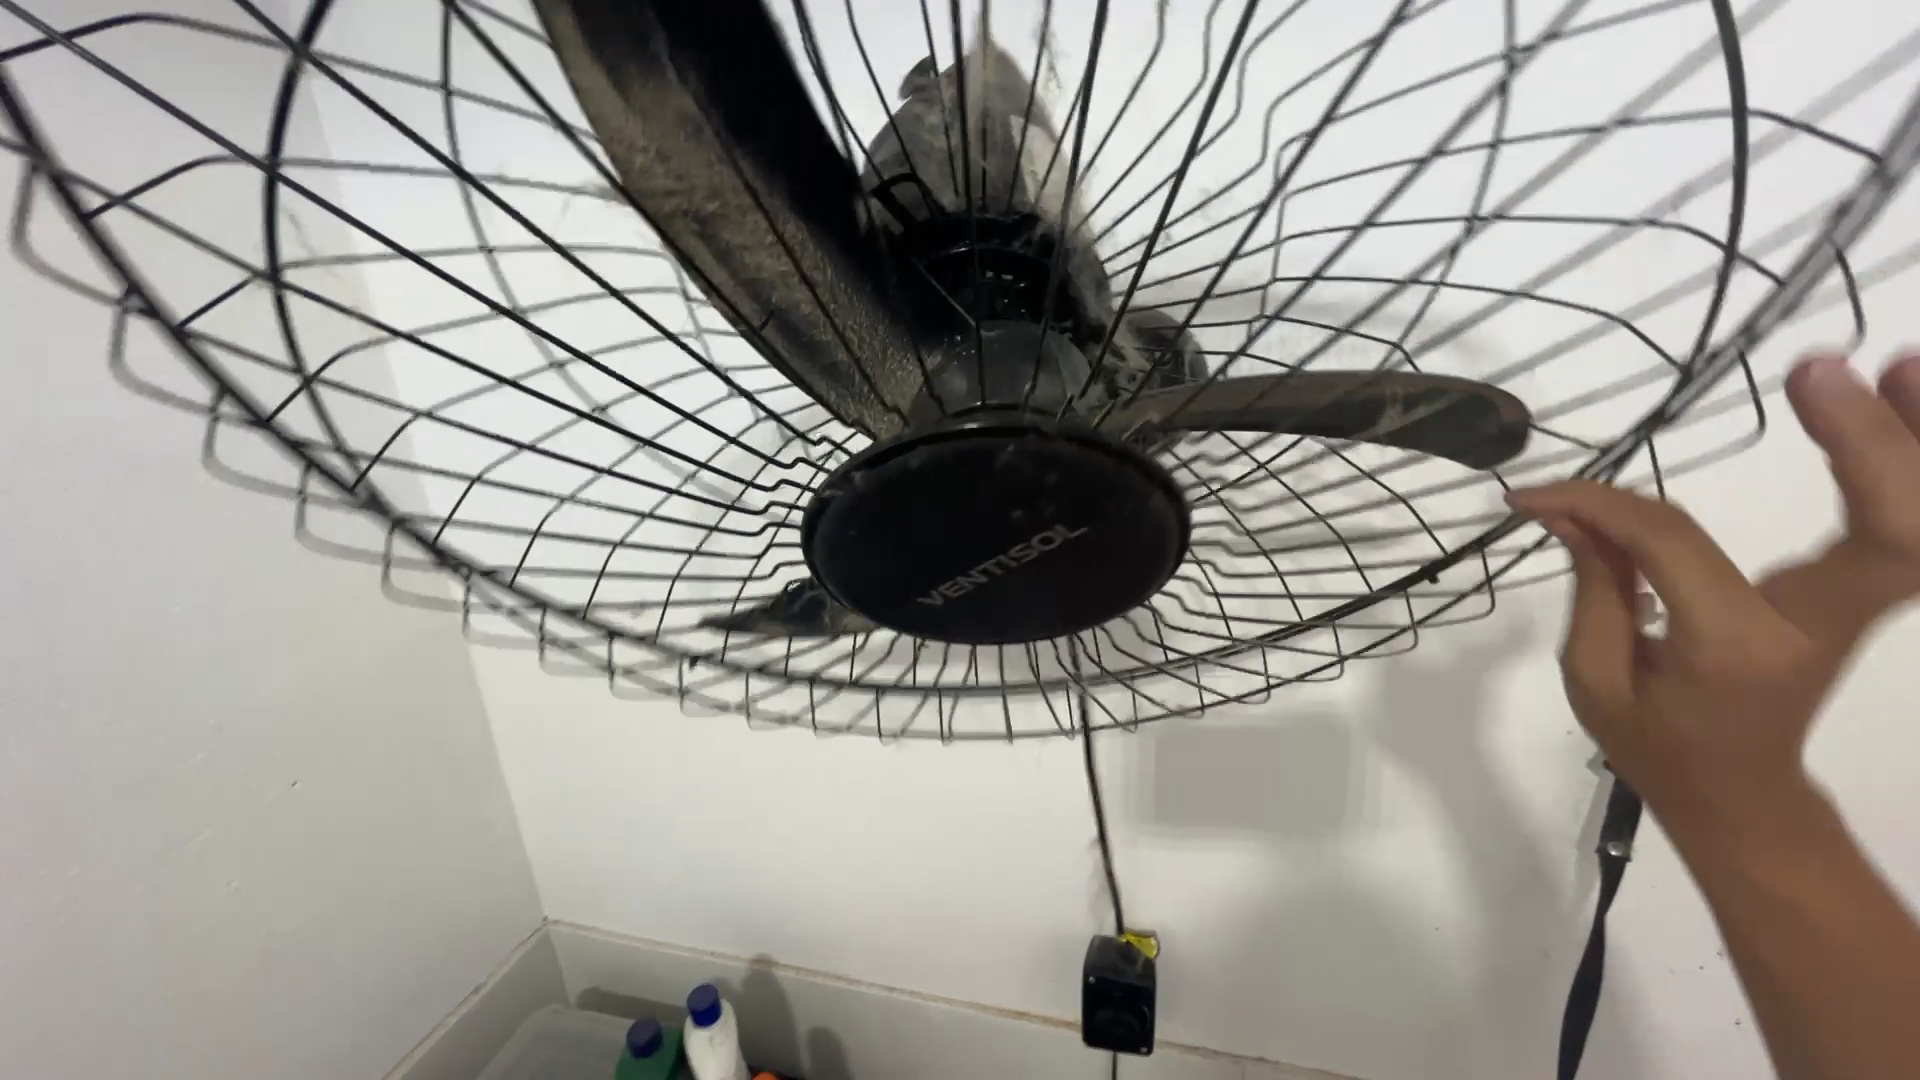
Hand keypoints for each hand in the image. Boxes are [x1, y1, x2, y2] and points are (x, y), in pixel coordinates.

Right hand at [1506, 353, 1919, 833]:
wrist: (1737, 791)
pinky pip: (1910, 529)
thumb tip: (1568, 506)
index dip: (1600, 506)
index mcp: (1733, 646)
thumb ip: (1594, 581)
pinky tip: (1905, 401)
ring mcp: (1854, 607)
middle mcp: (1818, 622)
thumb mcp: (1593, 672)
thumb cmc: (1653, 743)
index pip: (1672, 544)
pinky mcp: (1858, 592)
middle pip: (1893, 528)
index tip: (1537, 494)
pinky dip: (1913, 466)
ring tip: (1901, 361)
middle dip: (1872, 442)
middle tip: (1819, 367)